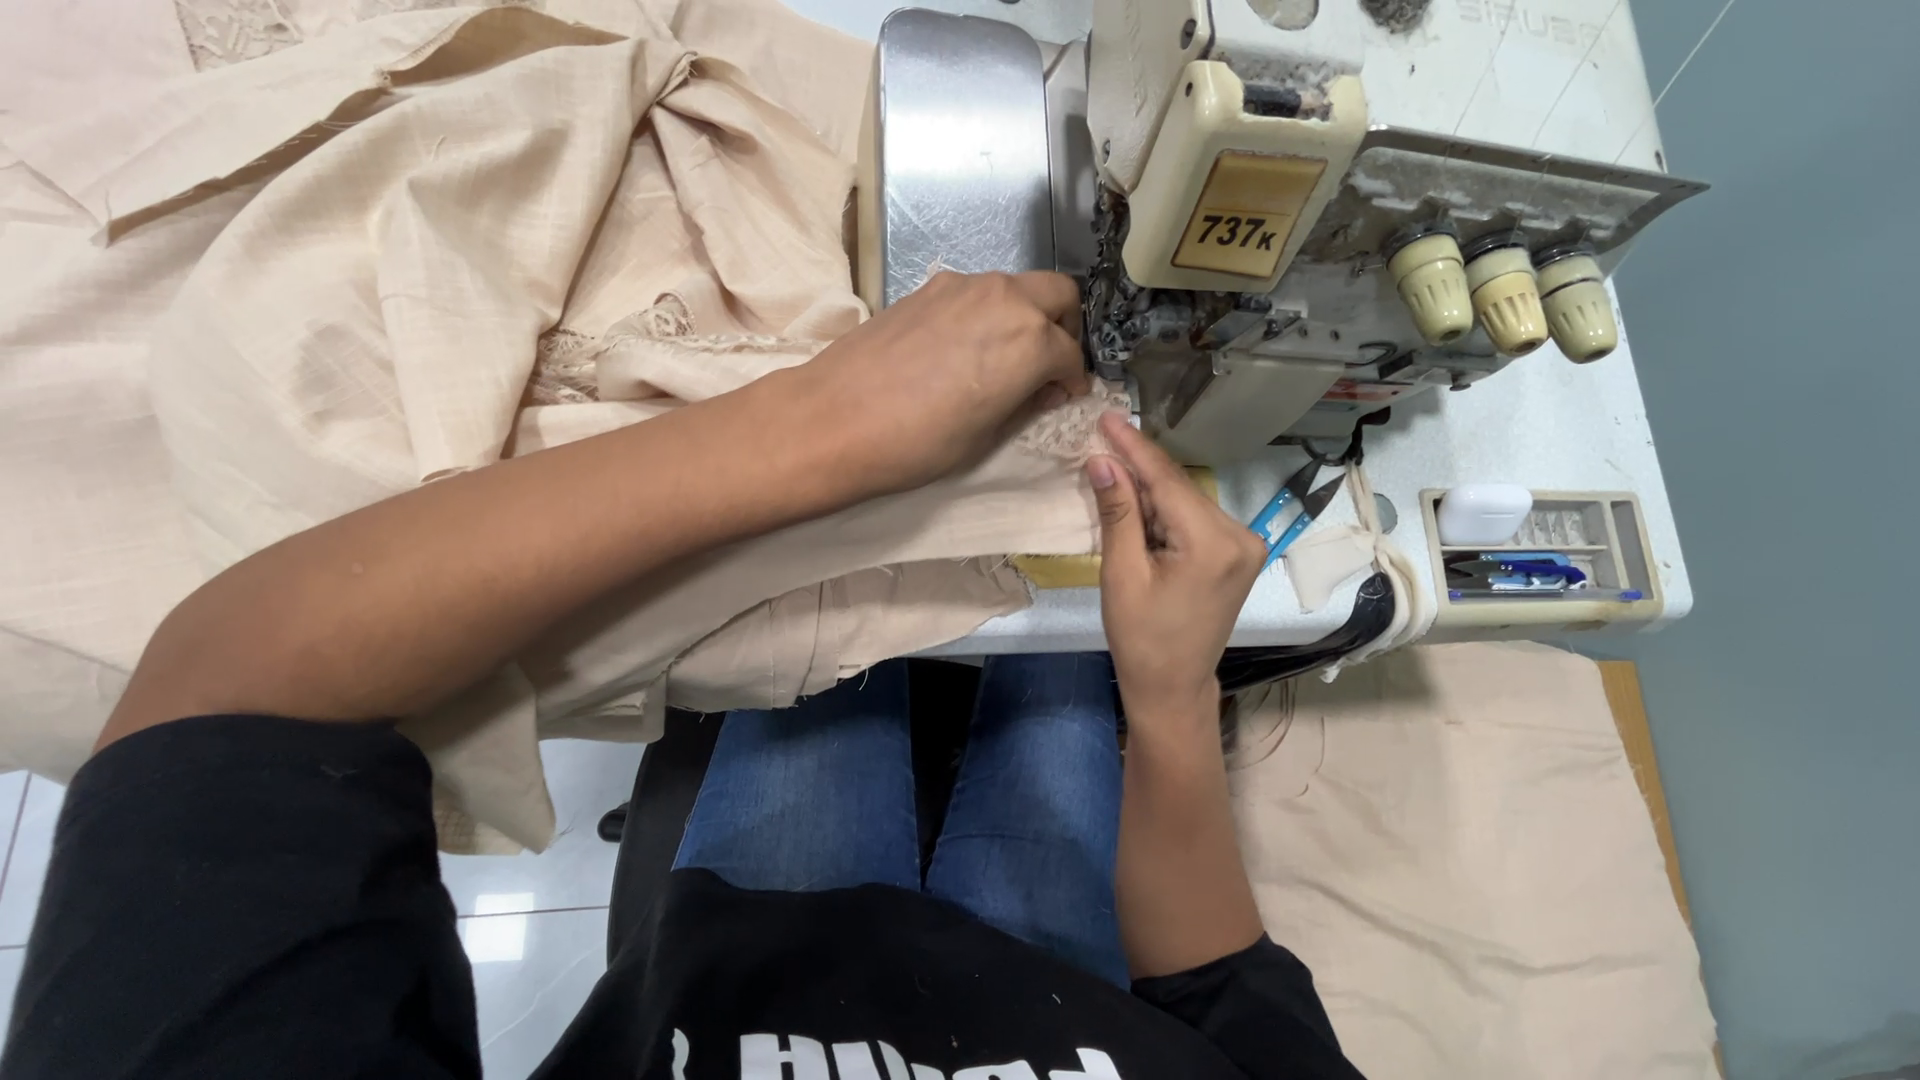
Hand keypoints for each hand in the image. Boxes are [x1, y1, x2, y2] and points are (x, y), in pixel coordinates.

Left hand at [792, 271, 1088, 496]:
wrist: (835, 419)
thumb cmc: (917, 442)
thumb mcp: (986, 436)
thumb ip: (1024, 402)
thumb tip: (1040, 388)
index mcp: (1030, 341)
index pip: (1071, 353)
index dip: (1072, 380)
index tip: (1061, 397)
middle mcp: (1004, 299)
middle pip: (1058, 294)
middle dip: (1064, 328)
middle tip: (1047, 365)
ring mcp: (963, 287)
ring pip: (1016, 287)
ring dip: (1025, 316)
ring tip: (1004, 358)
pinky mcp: (928, 287)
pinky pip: (977, 292)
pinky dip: (988, 313)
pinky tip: (964, 348)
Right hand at [1088, 412, 1265, 721]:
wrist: (1173, 685)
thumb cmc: (1141, 638)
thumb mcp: (1122, 574)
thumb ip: (1118, 513)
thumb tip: (1102, 461)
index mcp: (1213, 544)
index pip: (1167, 481)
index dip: (1133, 447)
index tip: (1107, 416)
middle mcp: (1240, 536)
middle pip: (1178, 488)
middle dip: (1137, 468)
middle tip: (1099, 442)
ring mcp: (1245, 545)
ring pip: (1185, 500)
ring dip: (1149, 490)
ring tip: (1110, 473)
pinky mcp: (1238, 553)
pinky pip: (1194, 518)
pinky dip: (1165, 511)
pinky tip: (1137, 505)